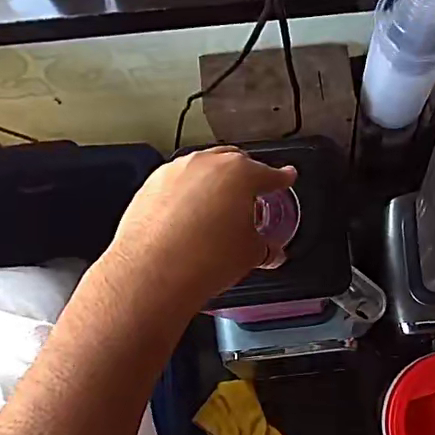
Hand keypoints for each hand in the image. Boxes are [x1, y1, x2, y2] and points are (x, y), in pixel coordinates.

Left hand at [101, 147, 297, 309]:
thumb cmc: (201, 258)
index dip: (282, 178)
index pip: (270, 173)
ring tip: (215, 218)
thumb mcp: (252, 254)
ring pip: (202, 171)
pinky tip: (188, 223)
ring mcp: (175, 171)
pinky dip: (186, 198)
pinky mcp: (149, 185)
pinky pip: (176, 185)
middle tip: (249, 202)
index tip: (285, 178)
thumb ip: (265, 245)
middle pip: (234, 162)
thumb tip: (266, 250)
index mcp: (241, 173)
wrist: (153, 272)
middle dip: (244, 178)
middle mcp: (206, 164)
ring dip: (212, 187)